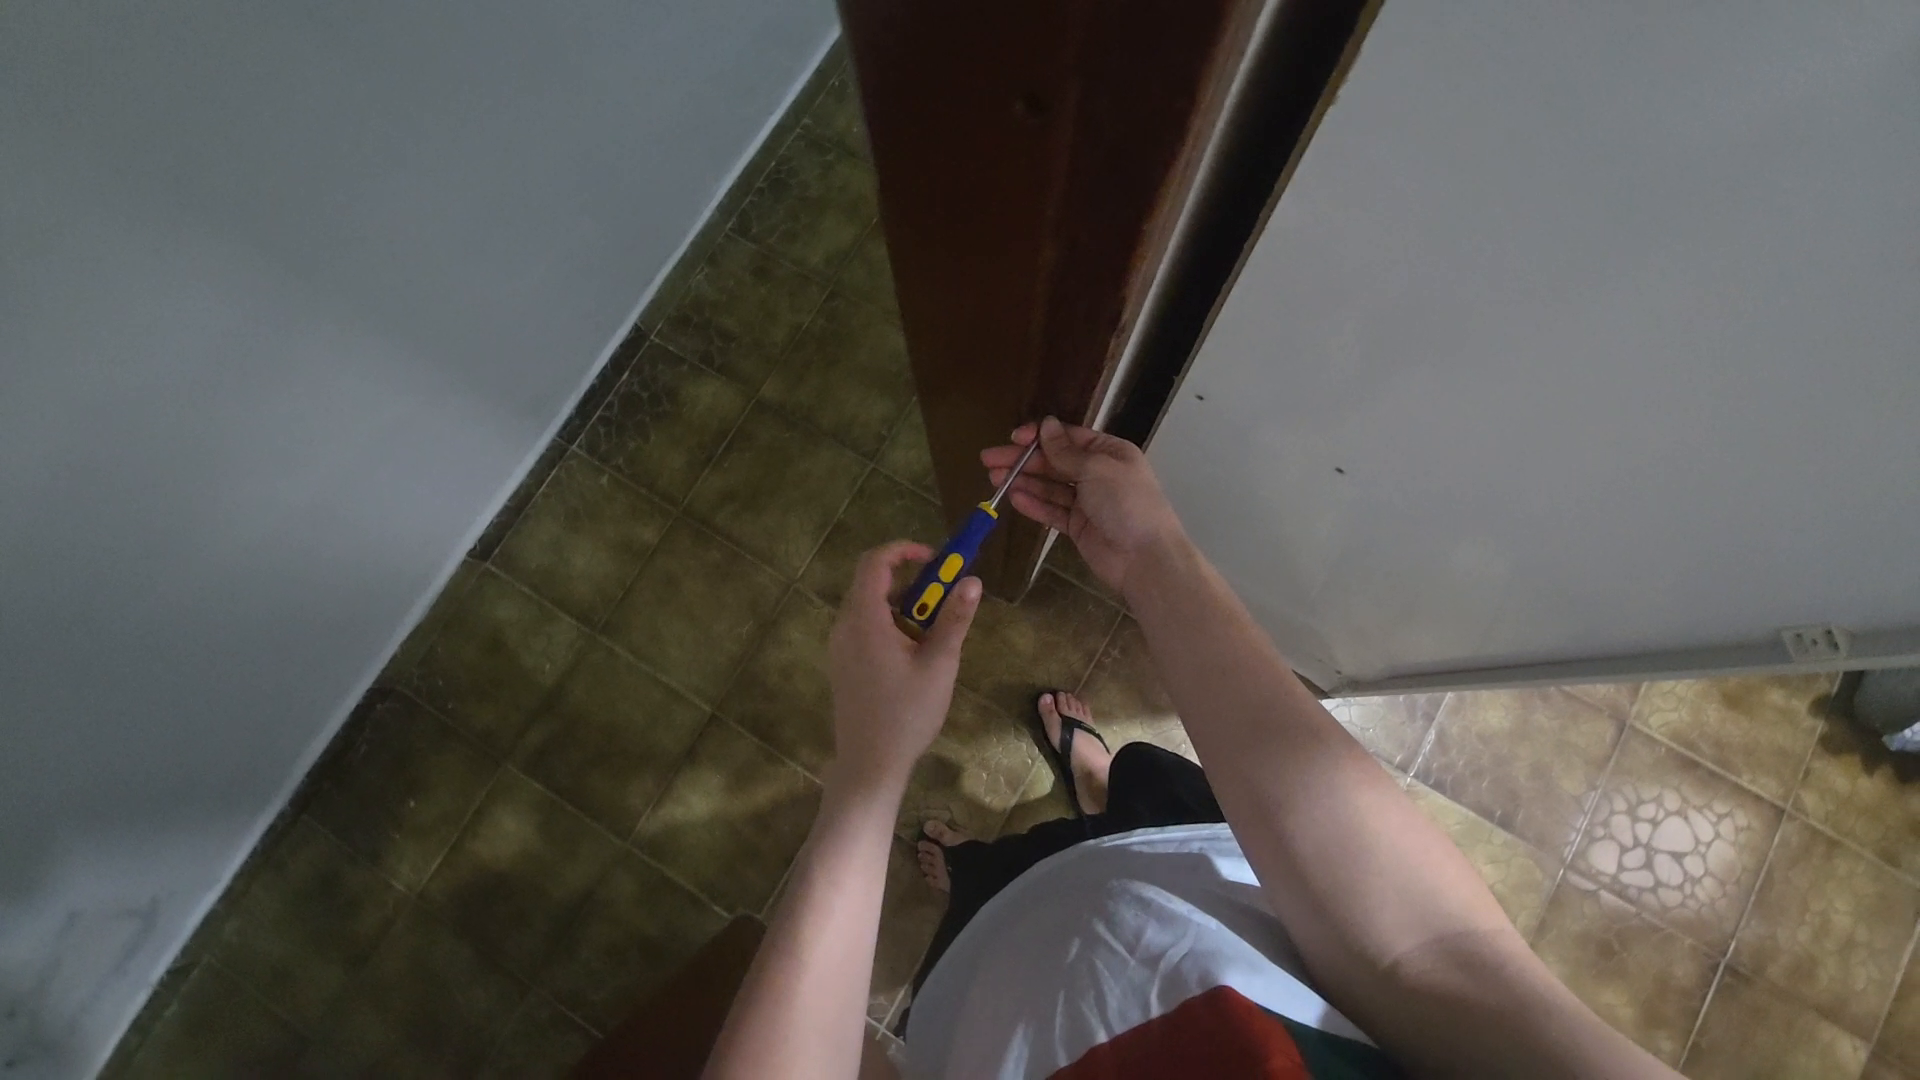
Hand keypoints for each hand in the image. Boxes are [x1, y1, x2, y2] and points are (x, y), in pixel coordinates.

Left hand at [826, 541, 982, 791]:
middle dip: (913, 581)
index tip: (939, 559)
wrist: (869, 765)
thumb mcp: (939, 664)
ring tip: (935, 634)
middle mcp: (844, 626)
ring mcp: (840, 646)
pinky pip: (866, 628)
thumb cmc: (906, 714)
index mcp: (863, 620)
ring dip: (904, 606)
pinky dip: (892, 625)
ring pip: (871, 607)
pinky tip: (915, 655)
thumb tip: (972, 580)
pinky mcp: (843, 664)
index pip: (875, 562)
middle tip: (946, 599)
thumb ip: (955, 618)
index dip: (905, 550)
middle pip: (873, 583)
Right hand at [981, 417, 1185, 594]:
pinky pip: (1052, 511)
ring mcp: (1088, 502)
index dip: (1040, 436)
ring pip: (1050, 487)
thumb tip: (1045, 425)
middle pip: (1055, 462)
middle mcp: (1098, 474)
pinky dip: (1034, 504)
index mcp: (1110, 452)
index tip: (1013, 437)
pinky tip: (1013, 498)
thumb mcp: (1096, 469)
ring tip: (994, 479)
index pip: (1069, 437)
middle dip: (1023, 460)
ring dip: (1024, 481)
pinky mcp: (1078, 527)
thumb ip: (1066, 451)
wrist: (1145, 558)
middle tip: (989, 460)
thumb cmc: (1126, 503)